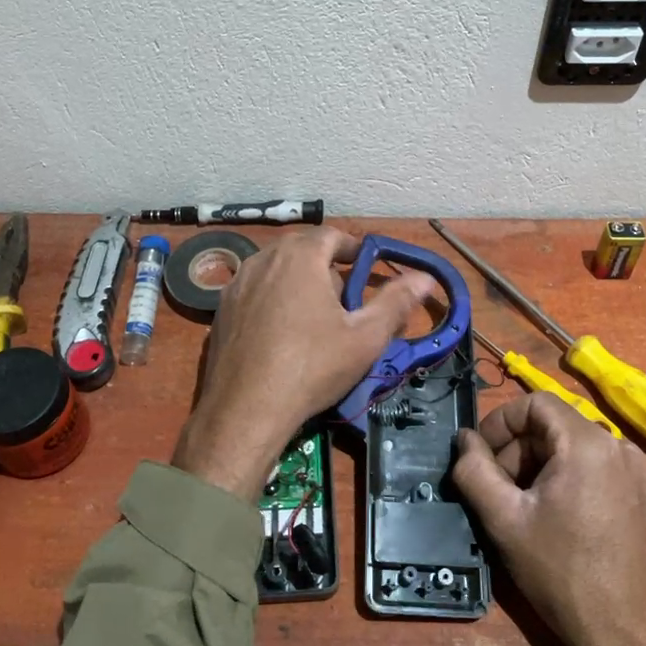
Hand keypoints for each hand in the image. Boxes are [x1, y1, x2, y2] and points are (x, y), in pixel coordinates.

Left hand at [173, 227, 434, 500]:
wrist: (244, 410)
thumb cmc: (312, 367)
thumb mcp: (365, 338)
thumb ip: (396, 302)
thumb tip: (425, 279)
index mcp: (299, 256)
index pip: (331, 235)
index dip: (352, 248)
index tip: (367, 266)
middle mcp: (263, 260)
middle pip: (301, 250)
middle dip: (326, 267)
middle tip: (346, 299)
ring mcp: (236, 285)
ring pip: (276, 271)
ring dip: (298, 284)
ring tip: (316, 318)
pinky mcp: (220, 311)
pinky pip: (255, 293)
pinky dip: (273, 302)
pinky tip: (283, 336)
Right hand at [455, 395, 645, 645]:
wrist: (627, 633)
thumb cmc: (560, 573)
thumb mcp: (504, 520)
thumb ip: (474, 471)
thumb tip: (464, 440)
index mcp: (587, 443)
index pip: (536, 402)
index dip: (501, 423)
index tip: (481, 456)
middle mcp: (621, 447)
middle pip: (558, 427)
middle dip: (520, 452)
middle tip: (499, 492)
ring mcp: (642, 474)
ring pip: (580, 451)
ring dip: (546, 468)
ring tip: (528, 510)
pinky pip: (605, 473)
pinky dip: (577, 483)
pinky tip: (565, 523)